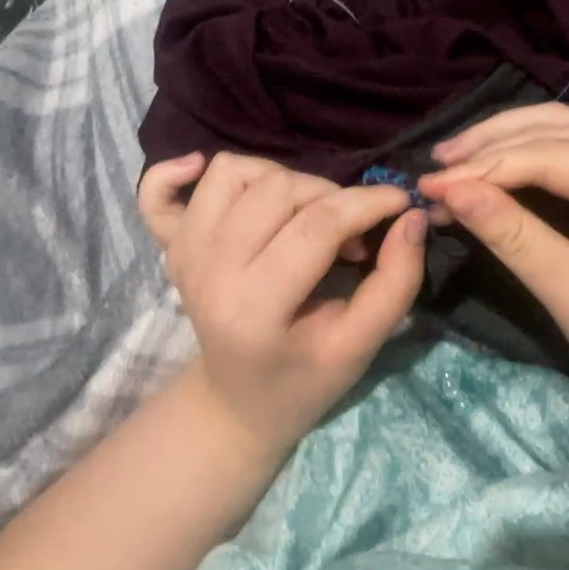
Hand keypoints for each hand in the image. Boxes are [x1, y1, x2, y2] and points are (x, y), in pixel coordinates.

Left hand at [138, 153, 426, 457]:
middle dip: (330, 195)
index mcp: (255, 309)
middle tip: (352, 231)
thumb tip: (411, 216)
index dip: (367, 203)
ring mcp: (183, 256)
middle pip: (276, 191)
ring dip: (281, 179)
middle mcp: (209, 273)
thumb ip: (395, 283)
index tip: (400, 201)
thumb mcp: (360, 346)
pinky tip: (199, 167)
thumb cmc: (304, 380)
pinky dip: (177, 172)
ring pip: (232, 173)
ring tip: (304, 214)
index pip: (315, 228)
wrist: (239, 402)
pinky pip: (157, 192)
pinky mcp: (169, 247)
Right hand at [417, 105, 568, 442]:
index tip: (429, 185)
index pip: (553, 155)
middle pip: (556, 126)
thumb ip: (512, 236)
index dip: (485, 167)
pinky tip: (489, 165)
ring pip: (560, 127)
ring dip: (502, 140)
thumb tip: (449, 191)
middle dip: (489, 144)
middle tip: (434, 168)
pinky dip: (523, 153)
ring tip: (451, 160)